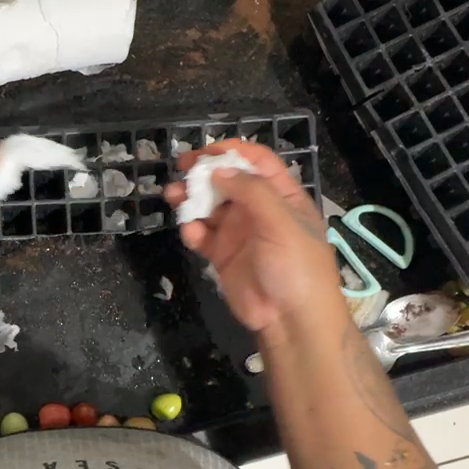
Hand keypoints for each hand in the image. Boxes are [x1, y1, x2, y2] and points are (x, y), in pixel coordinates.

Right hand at [166, 140, 345, 346]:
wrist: (290, 317)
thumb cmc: (296, 265)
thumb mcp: (281, 222)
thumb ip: (251, 192)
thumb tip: (218, 171)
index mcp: (282, 196)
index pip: (257, 163)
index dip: (232, 152)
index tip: (204, 152)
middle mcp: (259, 210)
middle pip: (227, 181)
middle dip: (204, 174)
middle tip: (180, 170)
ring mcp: (239, 232)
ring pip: (210, 206)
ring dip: (191, 199)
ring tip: (172, 196)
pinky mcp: (222, 255)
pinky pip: (203, 235)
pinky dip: (192, 231)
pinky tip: (190, 233)